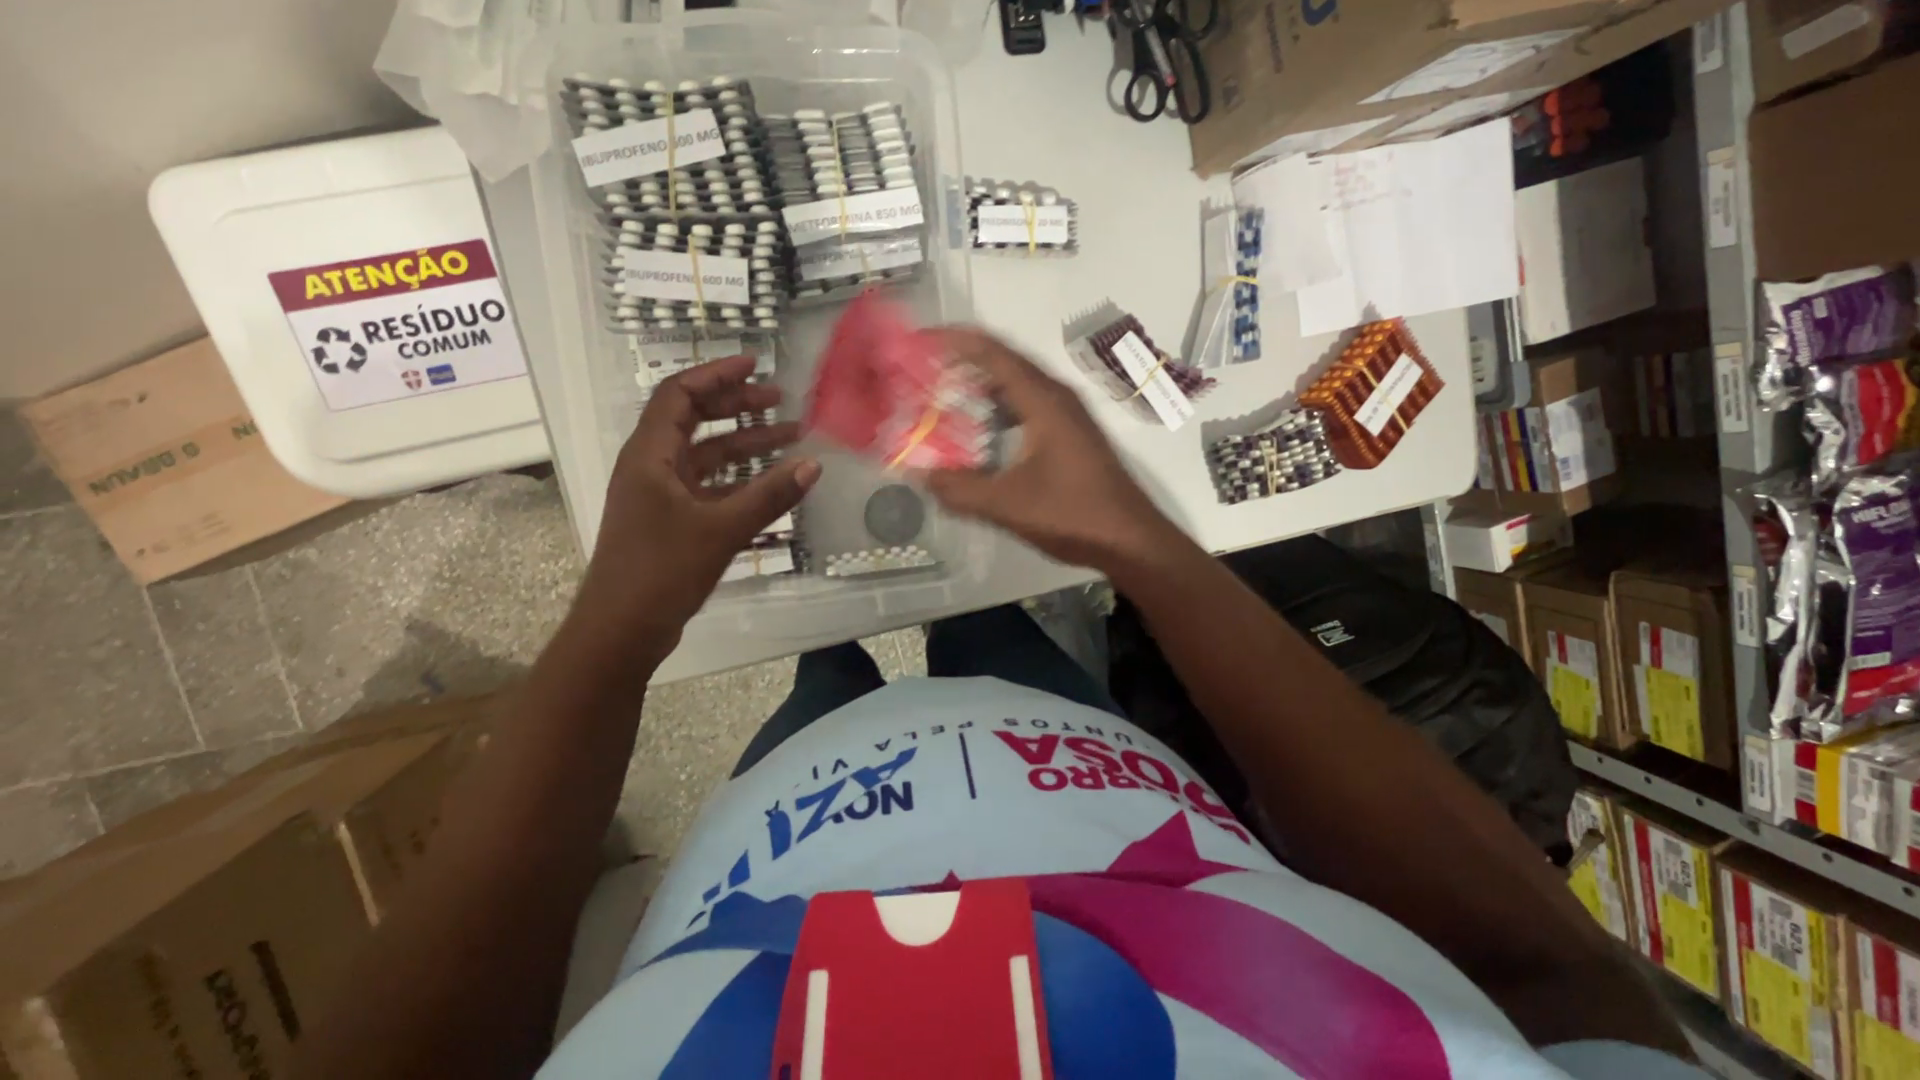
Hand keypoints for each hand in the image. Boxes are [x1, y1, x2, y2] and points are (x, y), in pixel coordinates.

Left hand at [582, 355, 819, 640]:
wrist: (621, 629)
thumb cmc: (662, 570)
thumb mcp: (721, 529)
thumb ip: (769, 496)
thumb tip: (813, 465)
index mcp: (649, 455)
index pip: (680, 394)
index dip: (717, 374)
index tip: (756, 364)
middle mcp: (651, 466)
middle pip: (693, 419)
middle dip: (737, 406)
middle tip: (780, 400)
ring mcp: (659, 495)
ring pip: (705, 455)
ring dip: (744, 444)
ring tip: (791, 438)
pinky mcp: (670, 521)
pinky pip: (708, 486)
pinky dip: (739, 480)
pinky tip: (772, 485)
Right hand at [919, 328, 1181, 571]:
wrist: (1131, 541)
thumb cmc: (1072, 516)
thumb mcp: (1006, 506)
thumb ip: (958, 489)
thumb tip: (918, 473)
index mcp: (1043, 401)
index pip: (993, 353)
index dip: (953, 341)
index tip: (918, 341)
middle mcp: (1057, 397)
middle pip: (1004, 363)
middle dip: (961, 363)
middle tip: (922, 372)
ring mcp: (1069, 415)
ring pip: (1017, 386)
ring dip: (980, 387)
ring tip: (942, 398)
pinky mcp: (1072, 435)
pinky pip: (1028, 406)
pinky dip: (999, 410)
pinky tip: (979, 433)